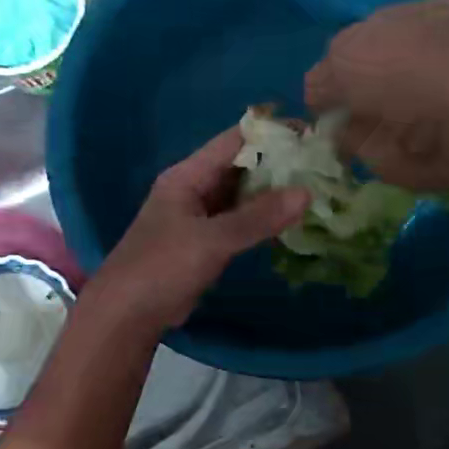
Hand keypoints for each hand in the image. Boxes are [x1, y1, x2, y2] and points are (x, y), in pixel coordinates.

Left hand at [86, 128, 308, 331]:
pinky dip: (263, 219)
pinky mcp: (205, 243)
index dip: (271, 134)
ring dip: (273, 193)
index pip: (234, 141)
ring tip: (315, 188)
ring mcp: (199, 217)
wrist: (126, 315)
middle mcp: (194, 189)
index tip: (310, 134)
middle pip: (241, 167)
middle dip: (278, 164)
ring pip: (242, 196)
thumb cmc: (162, 267)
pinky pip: (240, 222)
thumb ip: (259, 217)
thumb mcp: (212, 240)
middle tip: (321, 164)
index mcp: (188, 176)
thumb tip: (306, 193)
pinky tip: (291, 221)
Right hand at [304, 0, 448, 190]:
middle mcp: (378, 27)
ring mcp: (418, 7)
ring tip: (413, 90)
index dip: (327, 112)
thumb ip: (362, 146)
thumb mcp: (406, 168)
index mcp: (357, 67)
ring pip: (378, 33)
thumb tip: (348, 131)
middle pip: (342, 53)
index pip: (315, 85)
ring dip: (381, 60)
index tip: (350, 133)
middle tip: (379, 114)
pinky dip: (413, 45)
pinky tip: (445, 70)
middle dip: (350, 82)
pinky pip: (413, 24)